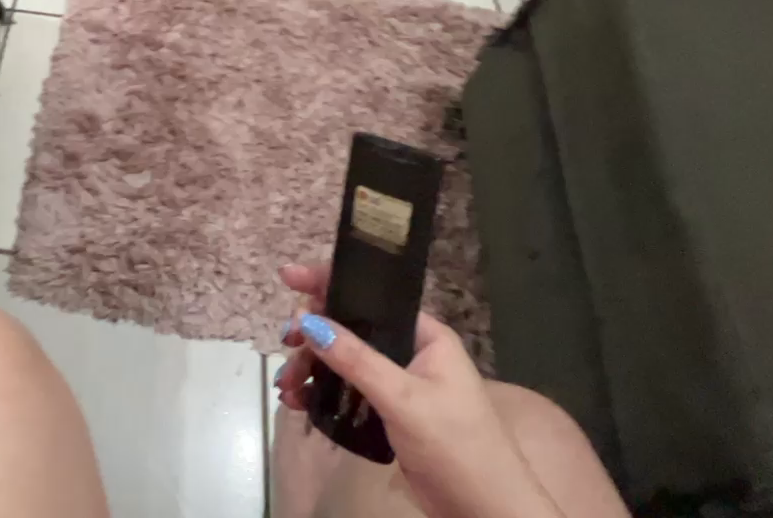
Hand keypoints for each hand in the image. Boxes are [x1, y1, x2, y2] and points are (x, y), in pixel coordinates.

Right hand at [273, 264, 560, 517]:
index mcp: (424, 335)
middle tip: (285, 344)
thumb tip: (307, 321)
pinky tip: (298, 400)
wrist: (488, 516)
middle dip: (312, 335)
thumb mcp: (404, 399)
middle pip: (349, 327)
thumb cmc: (458, 446)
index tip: (290, 278)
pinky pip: (346, 389)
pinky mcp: (389, 412)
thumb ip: (355, 359)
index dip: (329, 282)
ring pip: (343, 360)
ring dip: (311, 368)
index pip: (371, 295)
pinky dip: (320, 391)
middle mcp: (410, 351)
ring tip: (287, 385)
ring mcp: (398, 382)